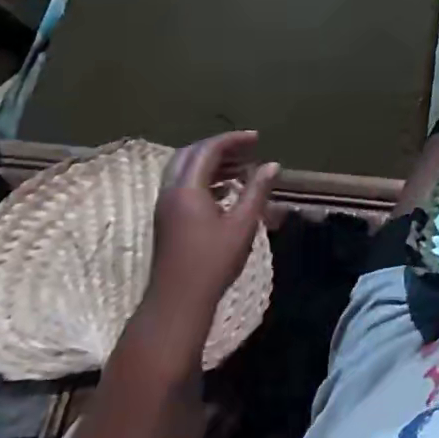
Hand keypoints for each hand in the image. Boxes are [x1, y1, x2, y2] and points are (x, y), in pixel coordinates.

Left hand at [146, 132, 279, 313]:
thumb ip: (257, 191)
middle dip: (219, 147)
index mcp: (187, 188)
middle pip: (190, 155)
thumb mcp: (243, 224)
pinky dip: (205, 179)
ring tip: (242, 168)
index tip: (257, 138)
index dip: (233, 140)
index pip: (208, 150)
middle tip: (248, 149)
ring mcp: (166, 206)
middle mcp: (171, 191)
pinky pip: (184, 186)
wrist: (179, 299)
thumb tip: (272, 165)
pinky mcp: (168, 219)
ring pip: (185, 170)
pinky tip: (226, 190)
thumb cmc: (214, 261)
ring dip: (212, 163)